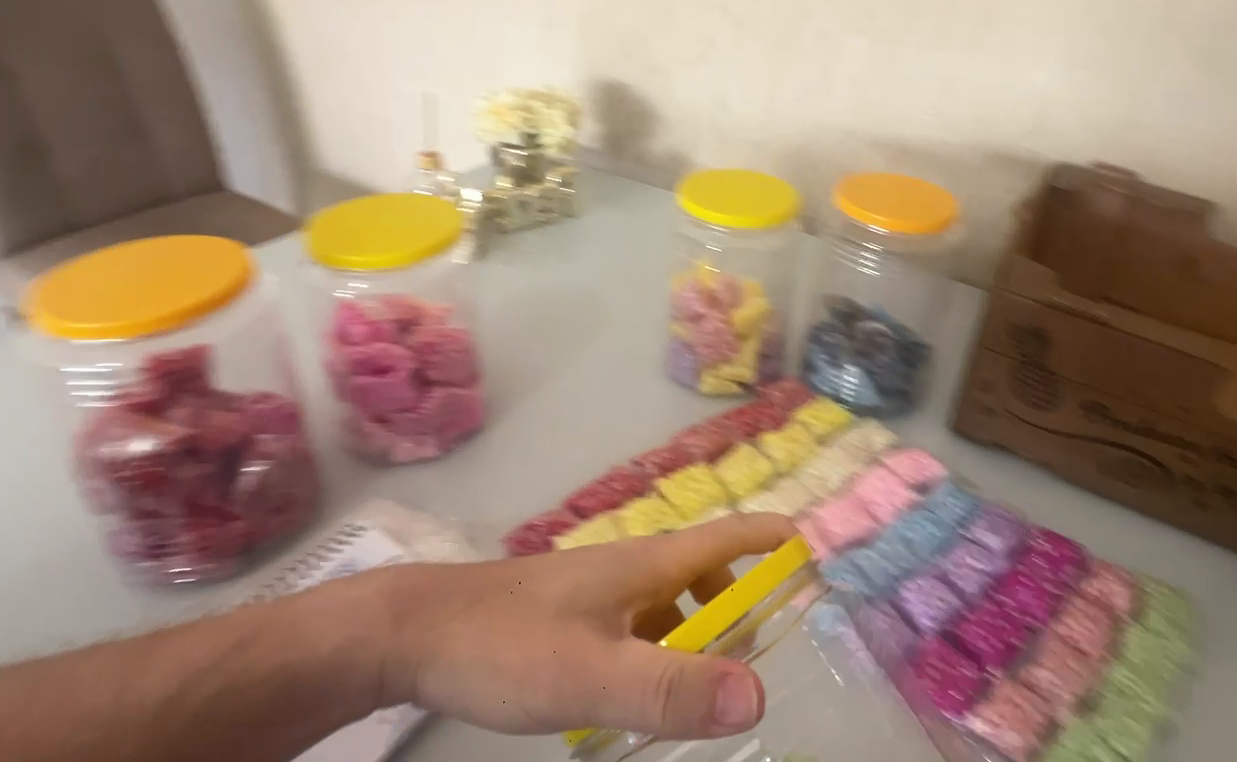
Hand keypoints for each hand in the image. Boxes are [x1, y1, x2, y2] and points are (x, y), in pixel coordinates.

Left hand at [373, 512, 797, 739]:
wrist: (417, 632)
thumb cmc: (509, 644)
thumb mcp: (594, 675)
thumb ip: (673, 687)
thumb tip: (761, 694)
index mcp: (652, 563)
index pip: (736, 535)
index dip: (781, 545)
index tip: (819, 573)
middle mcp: (634, 567)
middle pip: (712, 575)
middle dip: (744, 612)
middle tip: (755, 669)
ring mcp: (603, 591)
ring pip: (674, 606)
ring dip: (700, 641)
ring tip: (702, 696)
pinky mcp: (576, 616)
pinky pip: (641, 628)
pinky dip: (661, 655)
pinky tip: (643, 700)